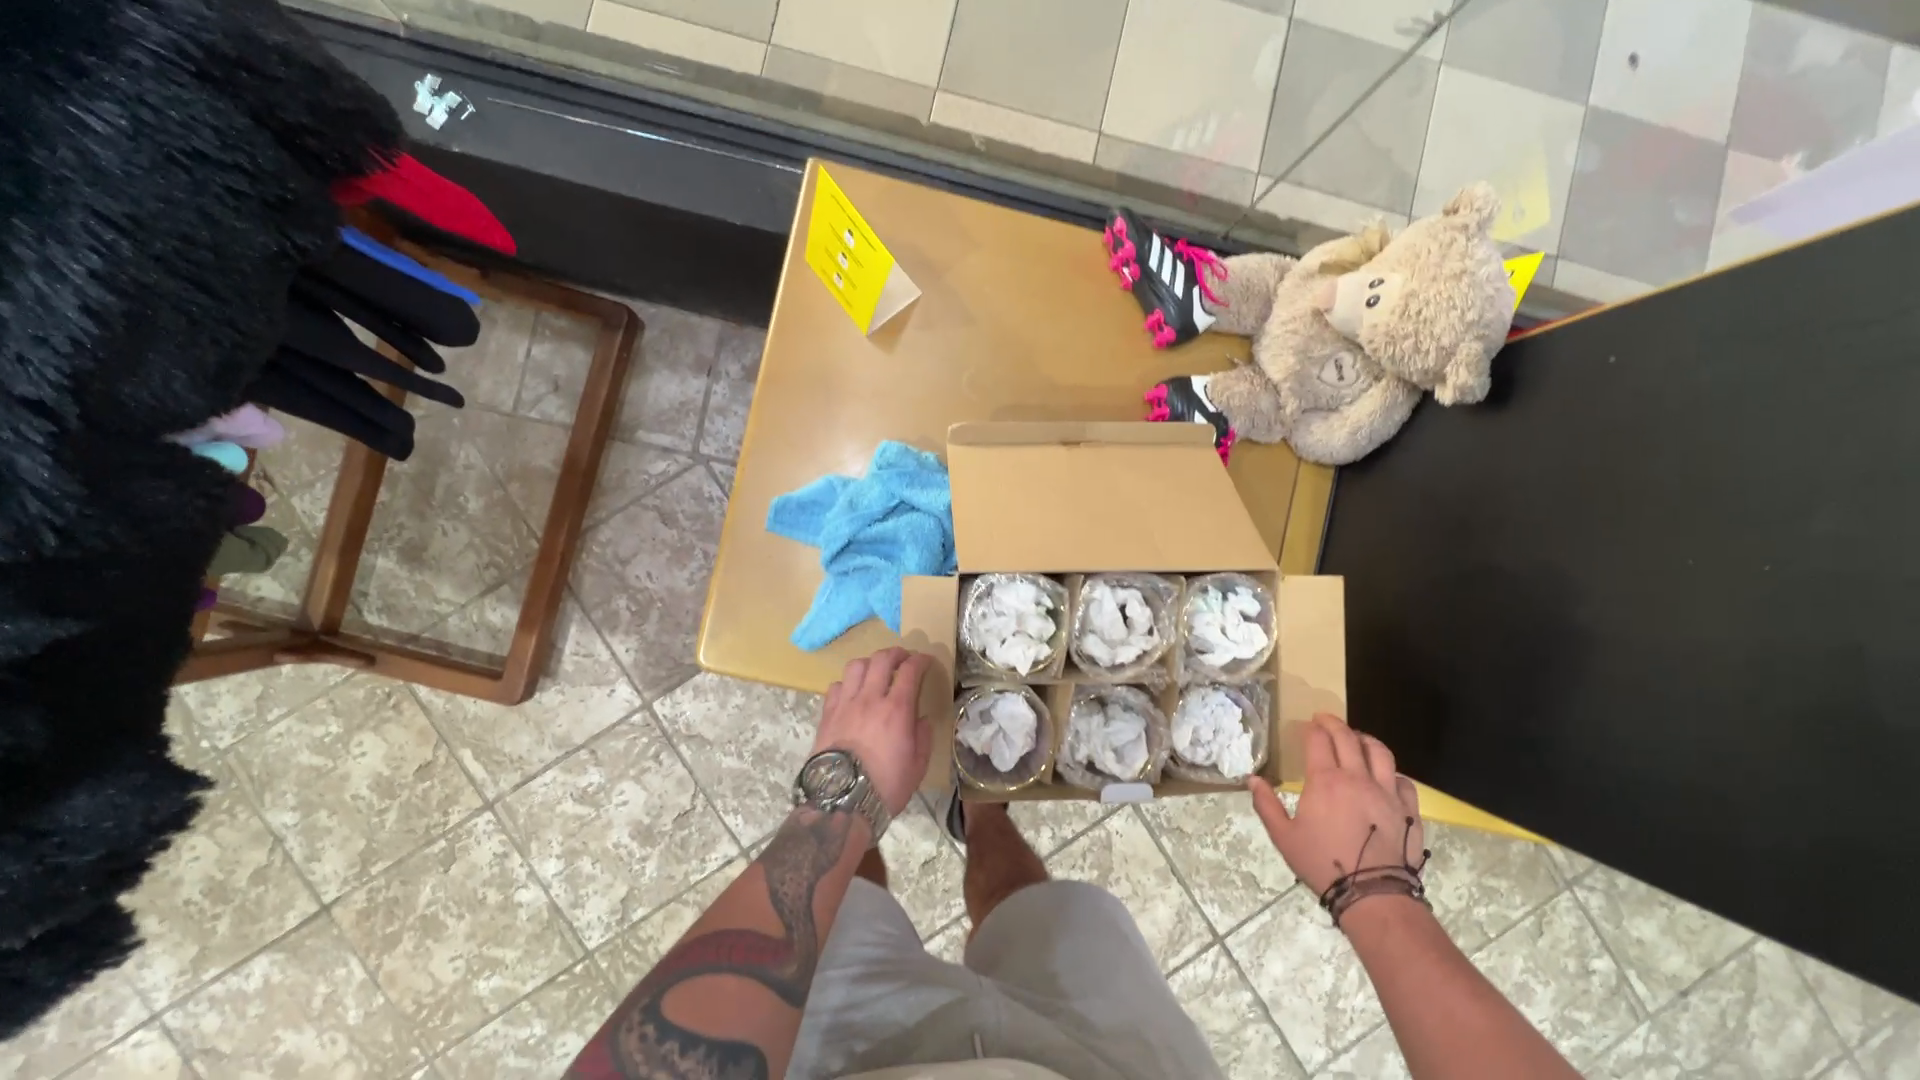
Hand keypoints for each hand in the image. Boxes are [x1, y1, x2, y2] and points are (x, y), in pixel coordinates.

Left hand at [814, 647, 934, 815]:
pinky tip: (852, 692)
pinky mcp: (827, 714)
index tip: (926, 660)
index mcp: (897, 709)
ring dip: (870, 663)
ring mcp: (845, 704)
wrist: (841, 800)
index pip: (910, 670)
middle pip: (881, 659)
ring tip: (876, 670)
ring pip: (856, 666)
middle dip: (895, 653)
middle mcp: (870, 698)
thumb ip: (923, 738)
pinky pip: (836, 686)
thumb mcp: (917, 766)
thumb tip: (921, 720)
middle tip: (903, 658)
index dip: (920, 660)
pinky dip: (847, 683)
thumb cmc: (885, 786)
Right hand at [1247, 713, 1425, 895]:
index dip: (1312, 729)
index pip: (1319, 741)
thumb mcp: (1284, 836)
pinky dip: (1392, 771)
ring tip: (1357, 738)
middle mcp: (1357, 778)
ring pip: (1380, 752)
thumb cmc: (1322, 863)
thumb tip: (1253, 779)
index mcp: (1325, 781)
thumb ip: (1266, 804)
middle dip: (1335, 724)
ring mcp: (1387, 792)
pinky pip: (1403, 780)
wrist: (1372, 893)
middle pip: (1348, 738)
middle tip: (1326, 719)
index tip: (1308, 725)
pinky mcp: (1408, 809)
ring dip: (1366, 739)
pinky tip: (1386, 775)